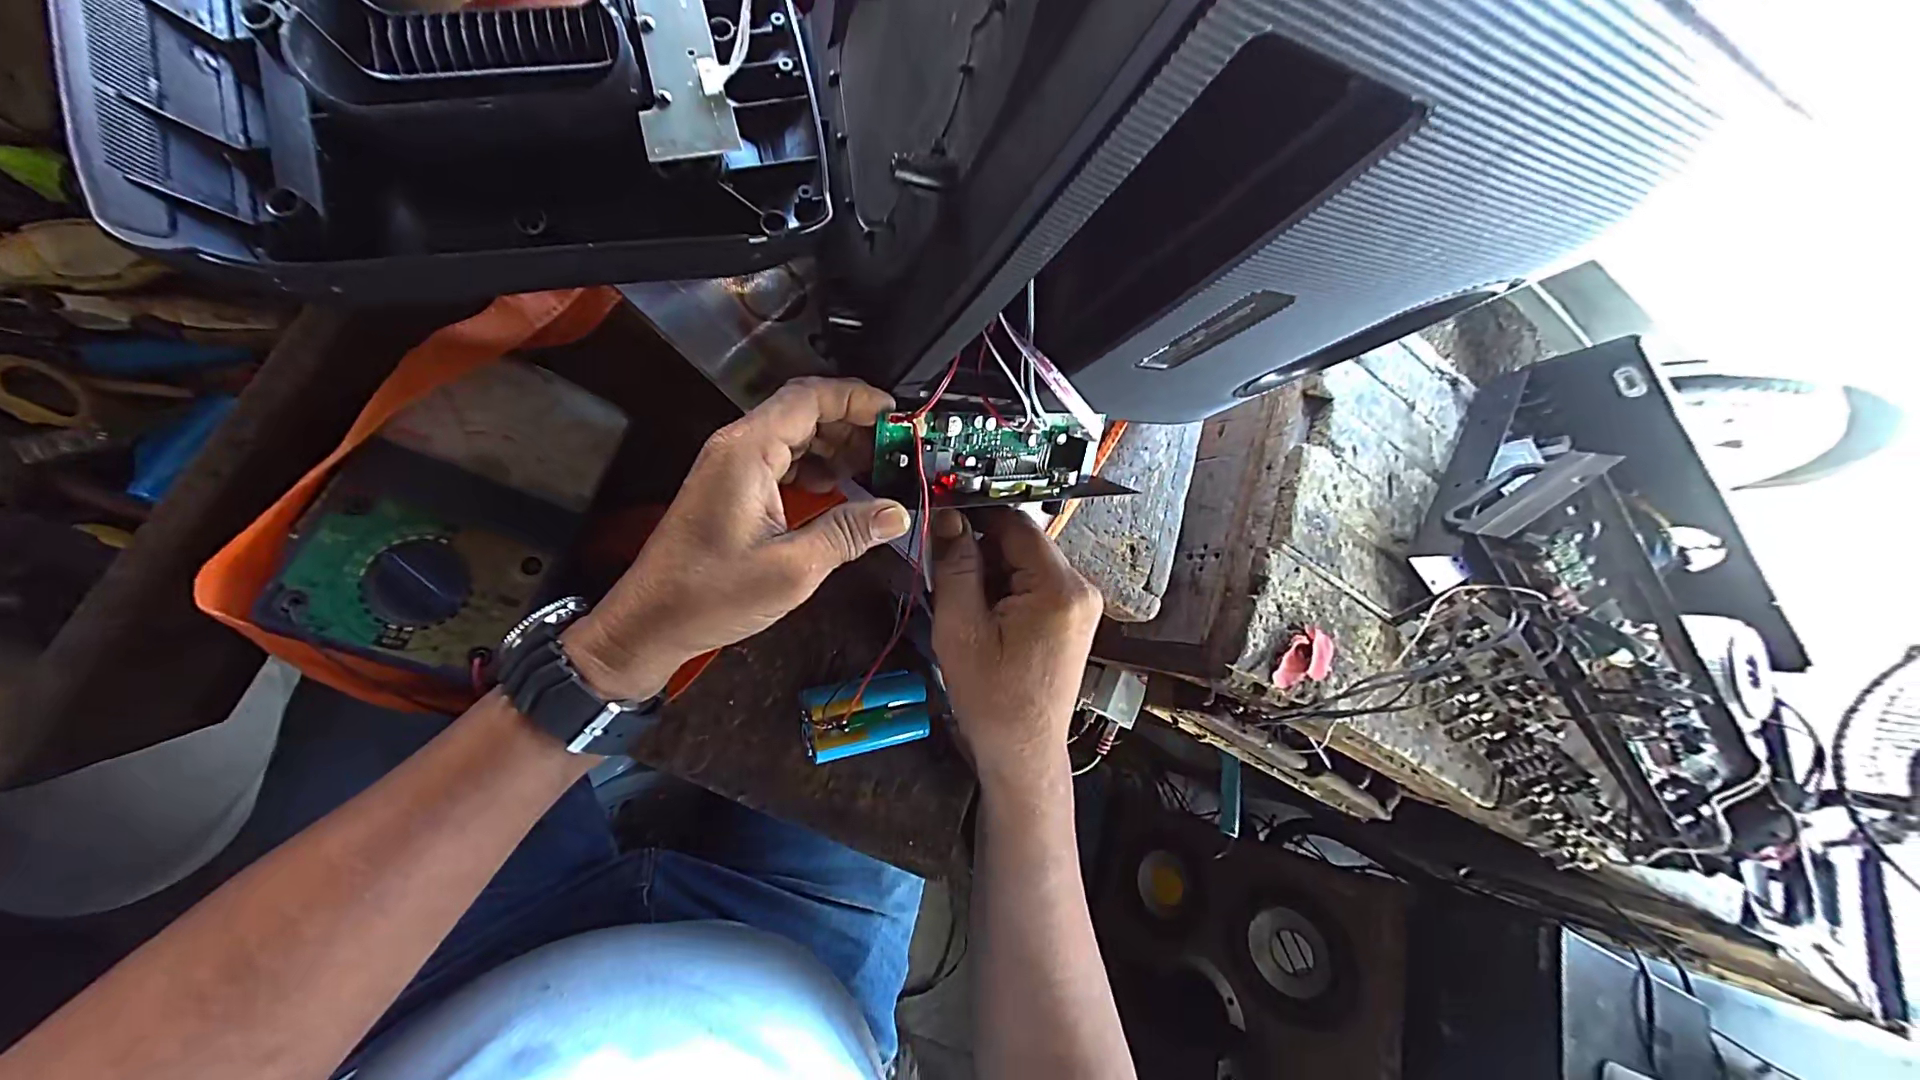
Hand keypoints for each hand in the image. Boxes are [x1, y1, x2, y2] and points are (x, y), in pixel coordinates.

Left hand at [564, 377, 911, 700]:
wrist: (652, 621)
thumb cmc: (707, 594)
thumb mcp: (793, 568)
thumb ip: (848, 533)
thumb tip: (894, 514)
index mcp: (747, 453)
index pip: (809, 398)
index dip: (857, 398)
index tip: (893, 414)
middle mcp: (737, 449)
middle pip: (805, 412)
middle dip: (853, 424)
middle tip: (893, 446)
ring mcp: (733, 468)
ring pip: (795, 435)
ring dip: (837, 446)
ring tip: (873, 468)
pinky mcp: (733, 488)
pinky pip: (782, 461)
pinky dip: (816, 467)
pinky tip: (838, 489)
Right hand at [930, 506, 1102, 795]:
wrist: (1022, 751)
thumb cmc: (994, 700)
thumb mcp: (960, 629)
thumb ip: (954, 567)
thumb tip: (948, 518)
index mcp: (1059, 588)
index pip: (1015, 523)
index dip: (975, 517)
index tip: (943, 522)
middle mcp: (1080, 589)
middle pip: (1021, 542)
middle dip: (982, 553)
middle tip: (949, 579)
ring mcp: (1080, 604)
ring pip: (1024, 563)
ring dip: (991, 574)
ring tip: (970, 610)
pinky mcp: (1071, 617)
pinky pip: (1033, 584)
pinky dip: (1006, 591)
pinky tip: (987, 619)